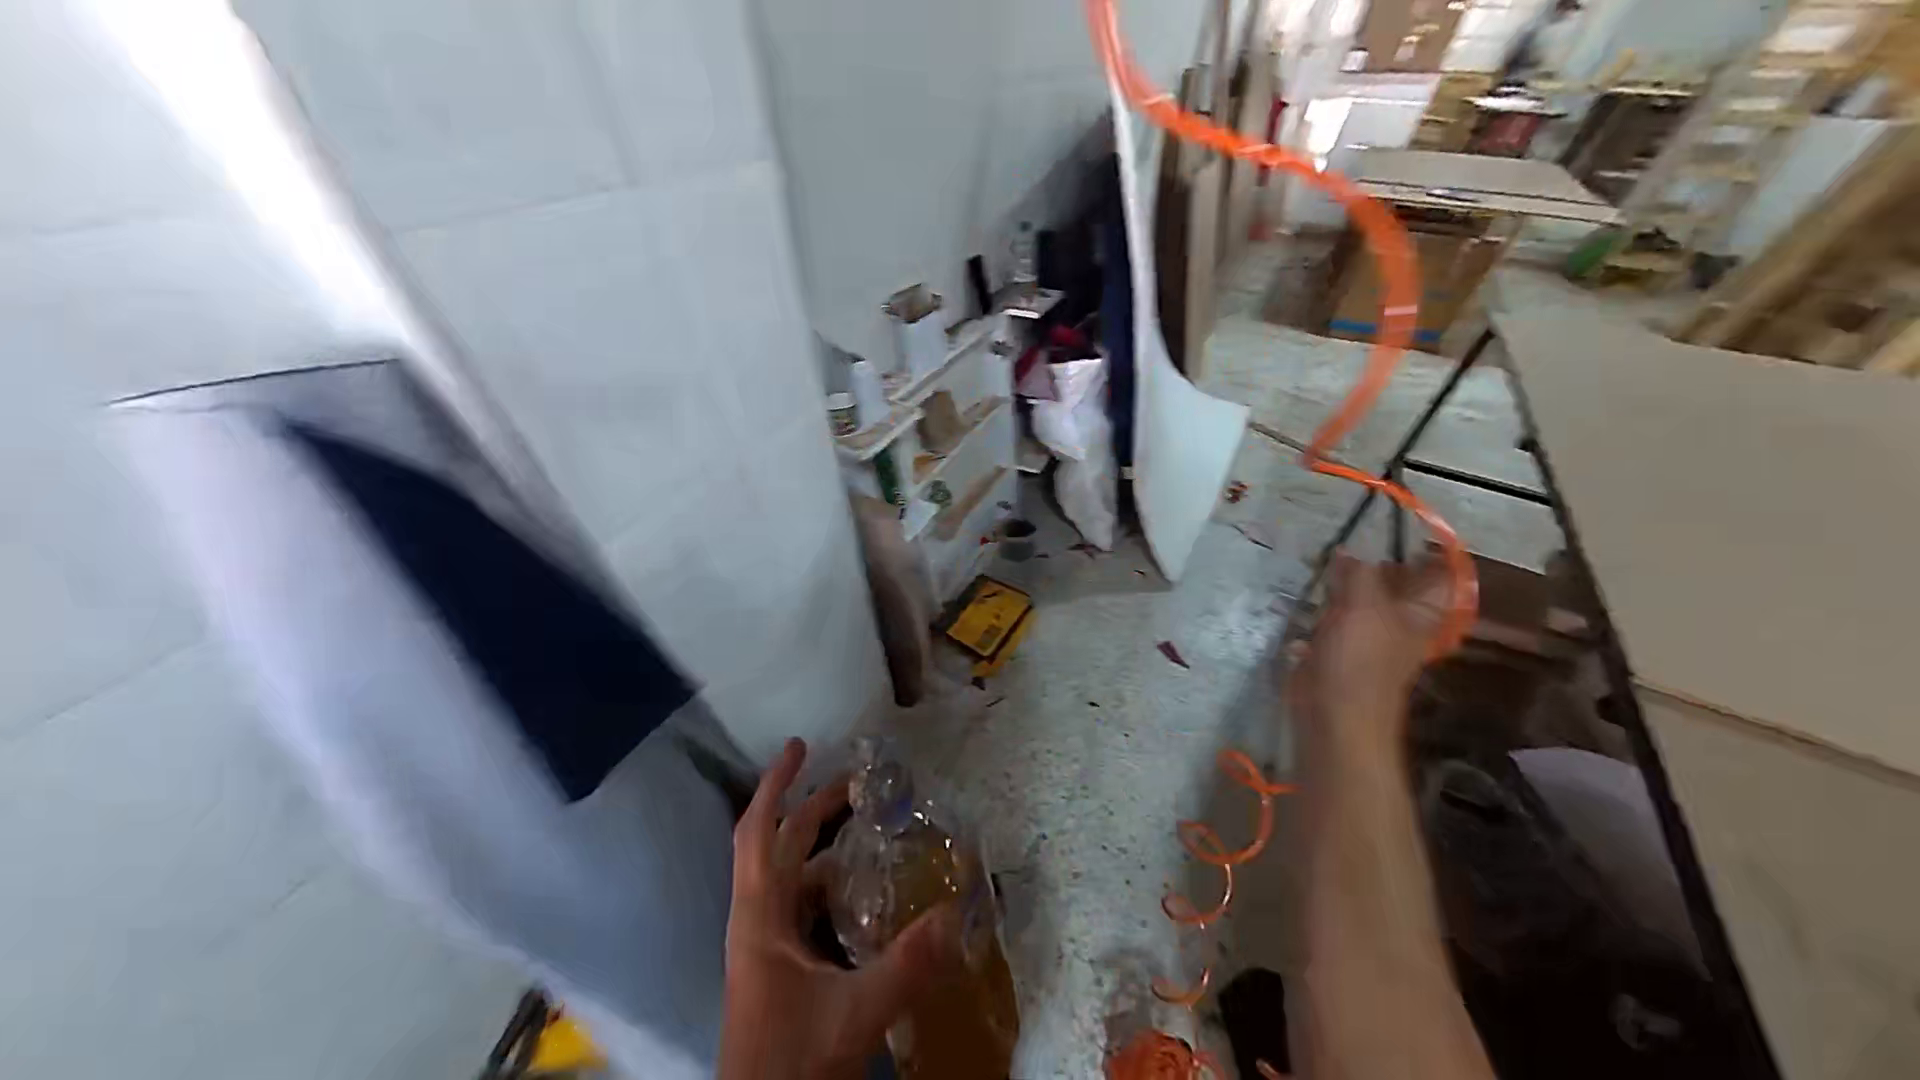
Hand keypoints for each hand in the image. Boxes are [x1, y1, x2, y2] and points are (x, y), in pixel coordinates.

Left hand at [718, 738, 959, 1079]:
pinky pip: (806, 910)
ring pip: (795, 879)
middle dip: (815, 807)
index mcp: (760, 916)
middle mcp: (758, 921)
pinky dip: (832, 888)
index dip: (776, 784)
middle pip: (782, 846)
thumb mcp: (852, 1014)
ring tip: (870, 833)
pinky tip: (865, 896)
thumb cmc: (789, 1062)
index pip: (759, 831)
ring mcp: (767, 946)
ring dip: (825, 849)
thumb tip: (957, 913)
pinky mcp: (781, 970)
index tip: (799, 745)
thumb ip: (907, 965)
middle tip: (859, 783)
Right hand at [1291, 556, 1447, 749]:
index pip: (1438, 572)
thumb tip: (1348, 552)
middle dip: (1376, 560)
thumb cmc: (1359, 658)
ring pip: (1364, 598)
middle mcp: (1402, 620)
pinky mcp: (1341, 648)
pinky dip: (1326, 604)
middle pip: (1398, 583)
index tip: (1396, 525)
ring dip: (1347, 582)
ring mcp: (1371, 635)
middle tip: (1352, 537)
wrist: (1334, 712)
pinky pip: (1337, 617)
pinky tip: (1311, 593)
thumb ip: (1358, 572)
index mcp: (1422, 611)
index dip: (1424, 549)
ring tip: (1327, 559)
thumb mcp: (1364, 604)